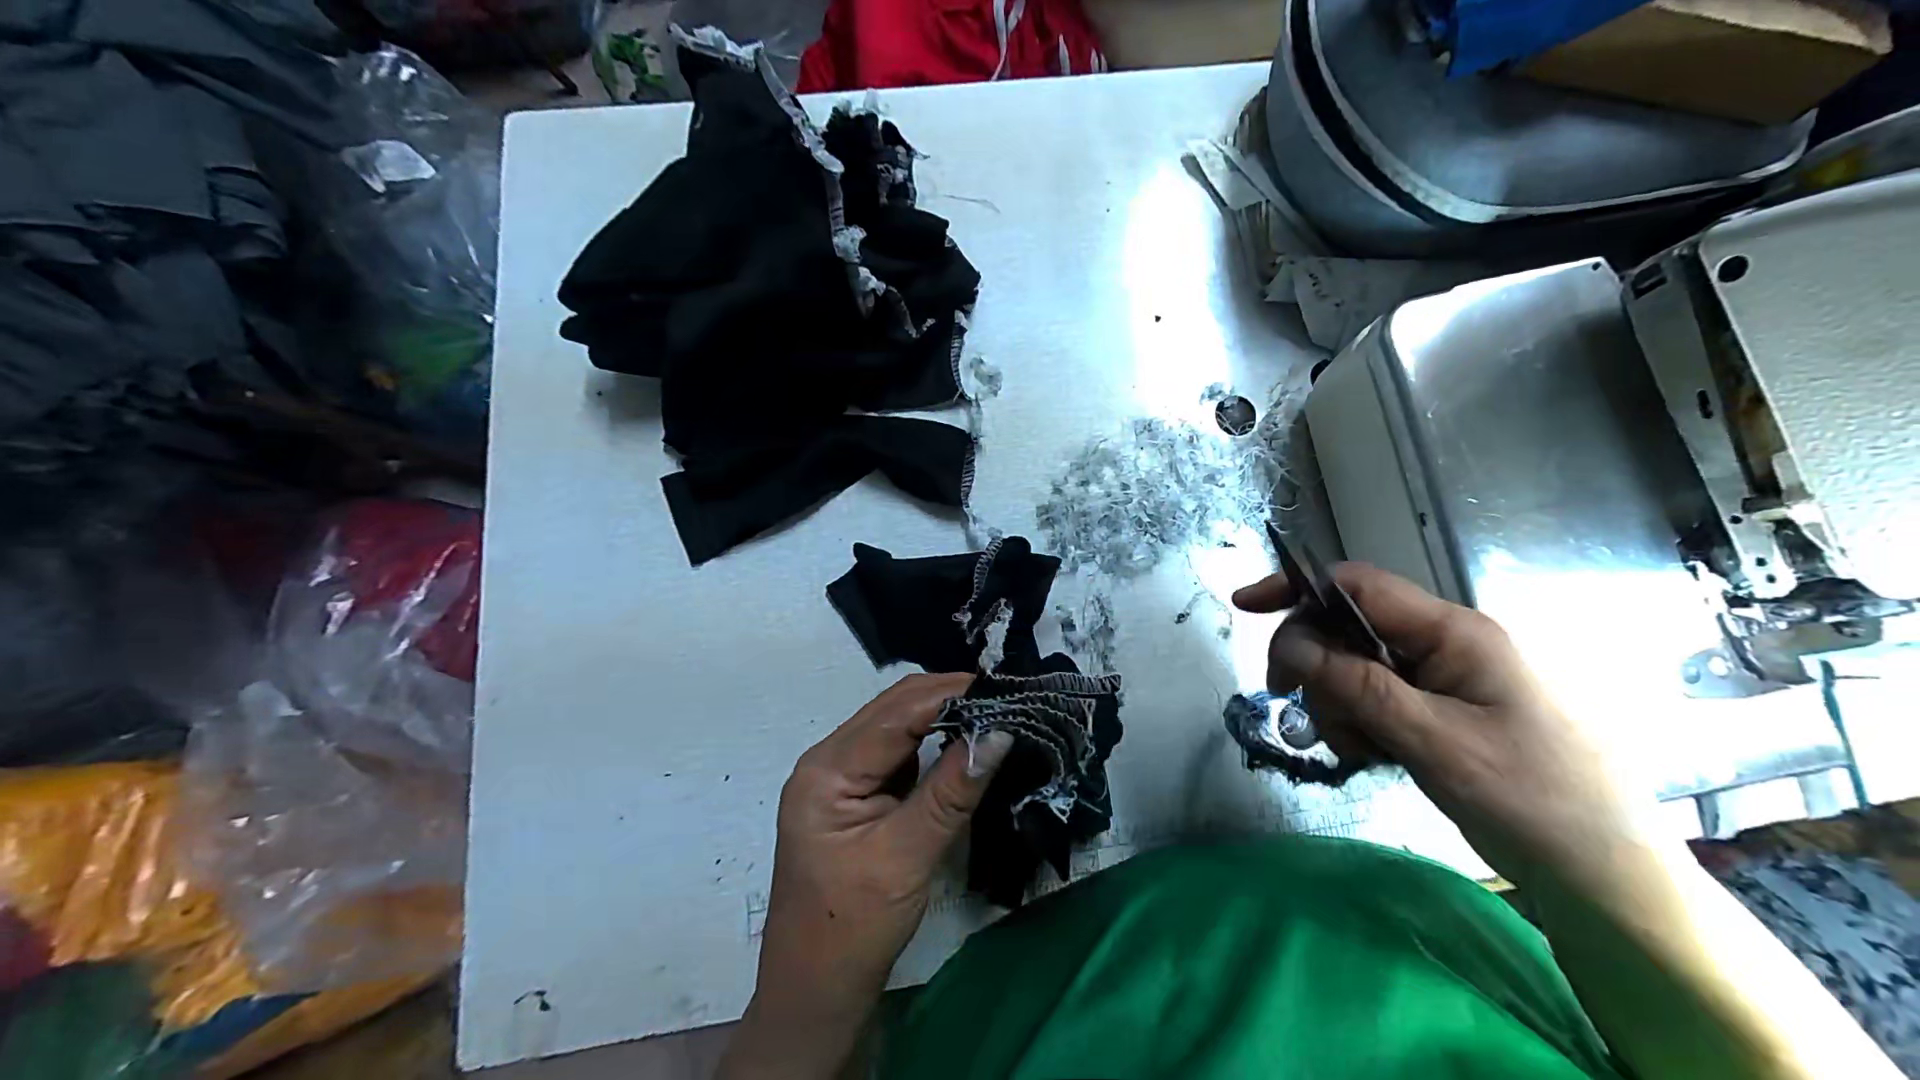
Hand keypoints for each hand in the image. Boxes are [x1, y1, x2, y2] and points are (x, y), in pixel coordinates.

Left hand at [720, 673, 1013, 1079]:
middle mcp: (827, 760)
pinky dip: (929, 743)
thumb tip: (1000, 731)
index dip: (949, 693)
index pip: (895, 714)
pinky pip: (895, 753)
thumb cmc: (853, 927)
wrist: (815, 990)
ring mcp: (838, 777)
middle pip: (892, 711)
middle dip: (947, 698)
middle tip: (1004, 697)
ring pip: (895, 727)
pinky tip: (961, 743)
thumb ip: (952, 791)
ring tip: (991, 713)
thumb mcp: (907, 855)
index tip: (1002, 687)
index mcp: (826, 770)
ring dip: (940, 716)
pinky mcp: (854, 794)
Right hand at [1232, 562, 1650, 892]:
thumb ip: (1358, 686)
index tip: (1245, 606)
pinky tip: (1373, 755)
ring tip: (1363, 750)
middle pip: (1346, 629)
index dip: (1297, 588)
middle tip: (1304, 708)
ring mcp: (1437, 678)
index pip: (1358, 585)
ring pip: (1350, 668)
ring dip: (1336, 704)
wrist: (1600, 874)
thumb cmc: (1531, 799)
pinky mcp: (1432, 710)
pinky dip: (1355, 723)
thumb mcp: (1434, 740)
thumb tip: (1288, 643)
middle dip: (1316, 666)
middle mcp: (1441, 644)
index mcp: (1452, 632)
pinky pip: (1370, 699)